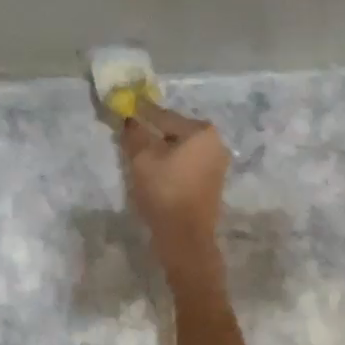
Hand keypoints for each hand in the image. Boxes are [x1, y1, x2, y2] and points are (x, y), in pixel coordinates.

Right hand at [120, 103, 231, 272]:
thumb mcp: (142, 160)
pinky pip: (188, 164)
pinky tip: (156, 171)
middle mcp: (215, 142)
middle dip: (153, 132)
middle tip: (131, 133)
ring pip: (182, 149)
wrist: (185, 237)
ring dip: (162, 150)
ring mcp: (217, 163)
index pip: (164, 116)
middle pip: (175, 131)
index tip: (127, 107)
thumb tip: (130, 120)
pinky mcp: (213, 183)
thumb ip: (134, 135)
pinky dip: (172, 164)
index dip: (142, 113)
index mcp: (201, 131)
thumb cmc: (164, 192)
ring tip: (140, 155)